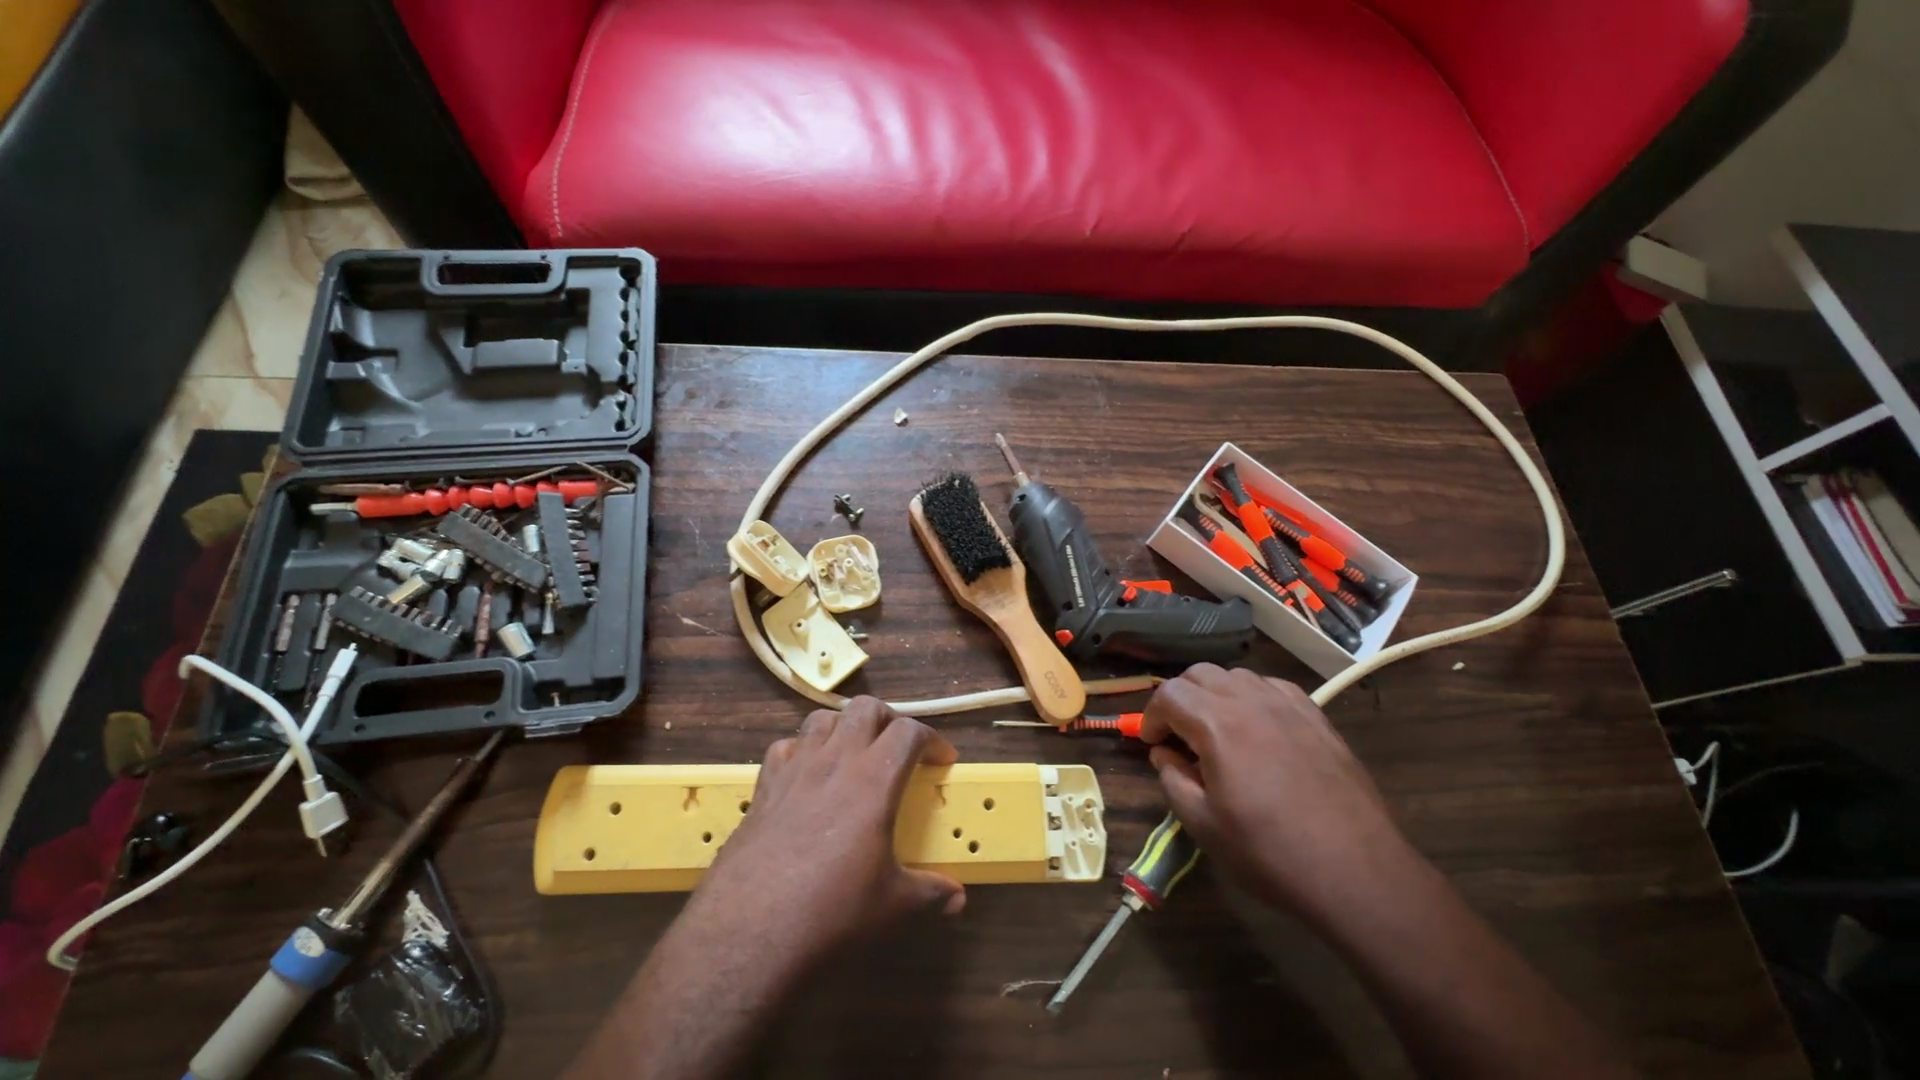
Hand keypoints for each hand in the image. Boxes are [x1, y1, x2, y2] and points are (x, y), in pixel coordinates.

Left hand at [689, 697, 966, 970]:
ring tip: (854, 756)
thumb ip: (930, 894)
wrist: (750, 929)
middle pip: (865, 708)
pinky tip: (807, 778)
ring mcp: (794, 770)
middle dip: (889, 720)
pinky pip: (785, 748)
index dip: (932, 739)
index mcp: (874, 780)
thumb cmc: (832, 910)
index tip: (942, 761)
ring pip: (822, 719)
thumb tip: (957, 899)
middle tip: (899, 750)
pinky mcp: (763, 788)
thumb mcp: (893, 905)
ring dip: (844, 728)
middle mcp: (834, 762)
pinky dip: (802, 751)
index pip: (909, 732)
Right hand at [1140, 664, 1421, 926]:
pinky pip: (1274, 688)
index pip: (1169, 694)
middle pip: (1201, 674)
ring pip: (1238, 676)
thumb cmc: (1269, 852)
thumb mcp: (1203, 825)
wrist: (1355, 870)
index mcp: (1218, 724)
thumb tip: (1164, 754)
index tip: (1152, 744)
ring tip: (1217, 732)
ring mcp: (1290, 706)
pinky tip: (1258, 731)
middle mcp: (1252, 701)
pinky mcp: (1318, 718)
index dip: (1151, 716)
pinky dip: (1253, 698)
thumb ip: (1173, 780)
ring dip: (1216, 695)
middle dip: (1180, 698)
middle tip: (1178, 736)